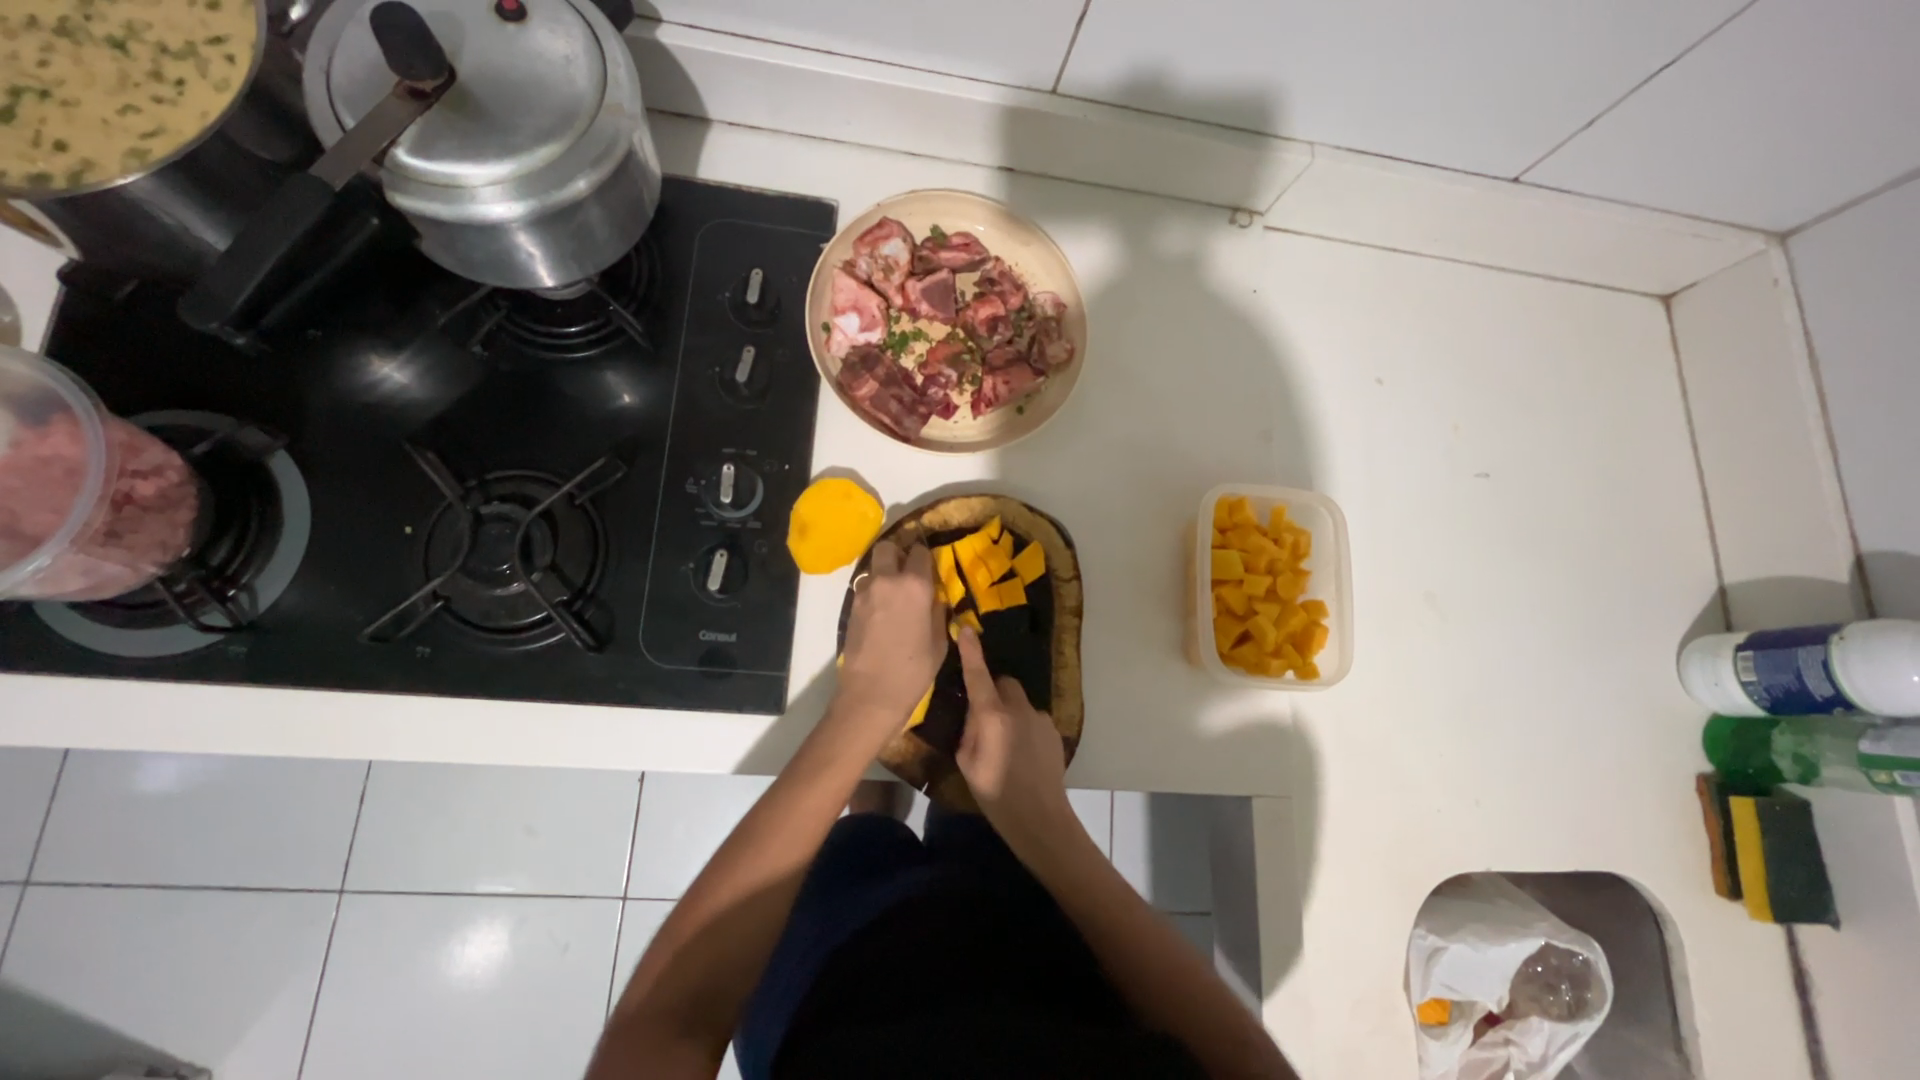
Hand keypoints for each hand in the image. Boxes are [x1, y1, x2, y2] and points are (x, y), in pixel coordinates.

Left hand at [837, 541, 946, 722]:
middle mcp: (887, 580)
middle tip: (907, 572)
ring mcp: (864, 593)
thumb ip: (937, 612)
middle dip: (898, 554)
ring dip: (883, 573)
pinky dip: (873, 591)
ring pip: (872, 567)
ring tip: (893, 594)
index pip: (919, 552)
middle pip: (888, 547)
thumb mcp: (939, 642)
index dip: (925, 558)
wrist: (871, 694)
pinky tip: (882, 611)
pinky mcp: (851, 607)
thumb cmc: (913, 670)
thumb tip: (935, 599)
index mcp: (915, 585)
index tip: (929, 569)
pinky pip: (864, 587)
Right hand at [955, 626, 1073, 848]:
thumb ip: (970, 728)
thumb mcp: (967, 761)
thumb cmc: (995, 794)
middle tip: (983, 719)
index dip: (971, 651)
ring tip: (1004, 744)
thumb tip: (976, 713)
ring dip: (1009, 712)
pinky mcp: (1054, 729)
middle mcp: (1018, 709)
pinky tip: (1022, 754)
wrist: (1039, 817)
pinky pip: (1032, 718)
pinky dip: (1023, 726)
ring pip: (1018, 702)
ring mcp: (1040, 717)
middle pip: (1003, 683)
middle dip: (992, 691)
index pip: (978, 675)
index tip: (966, 629)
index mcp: (992, 716)